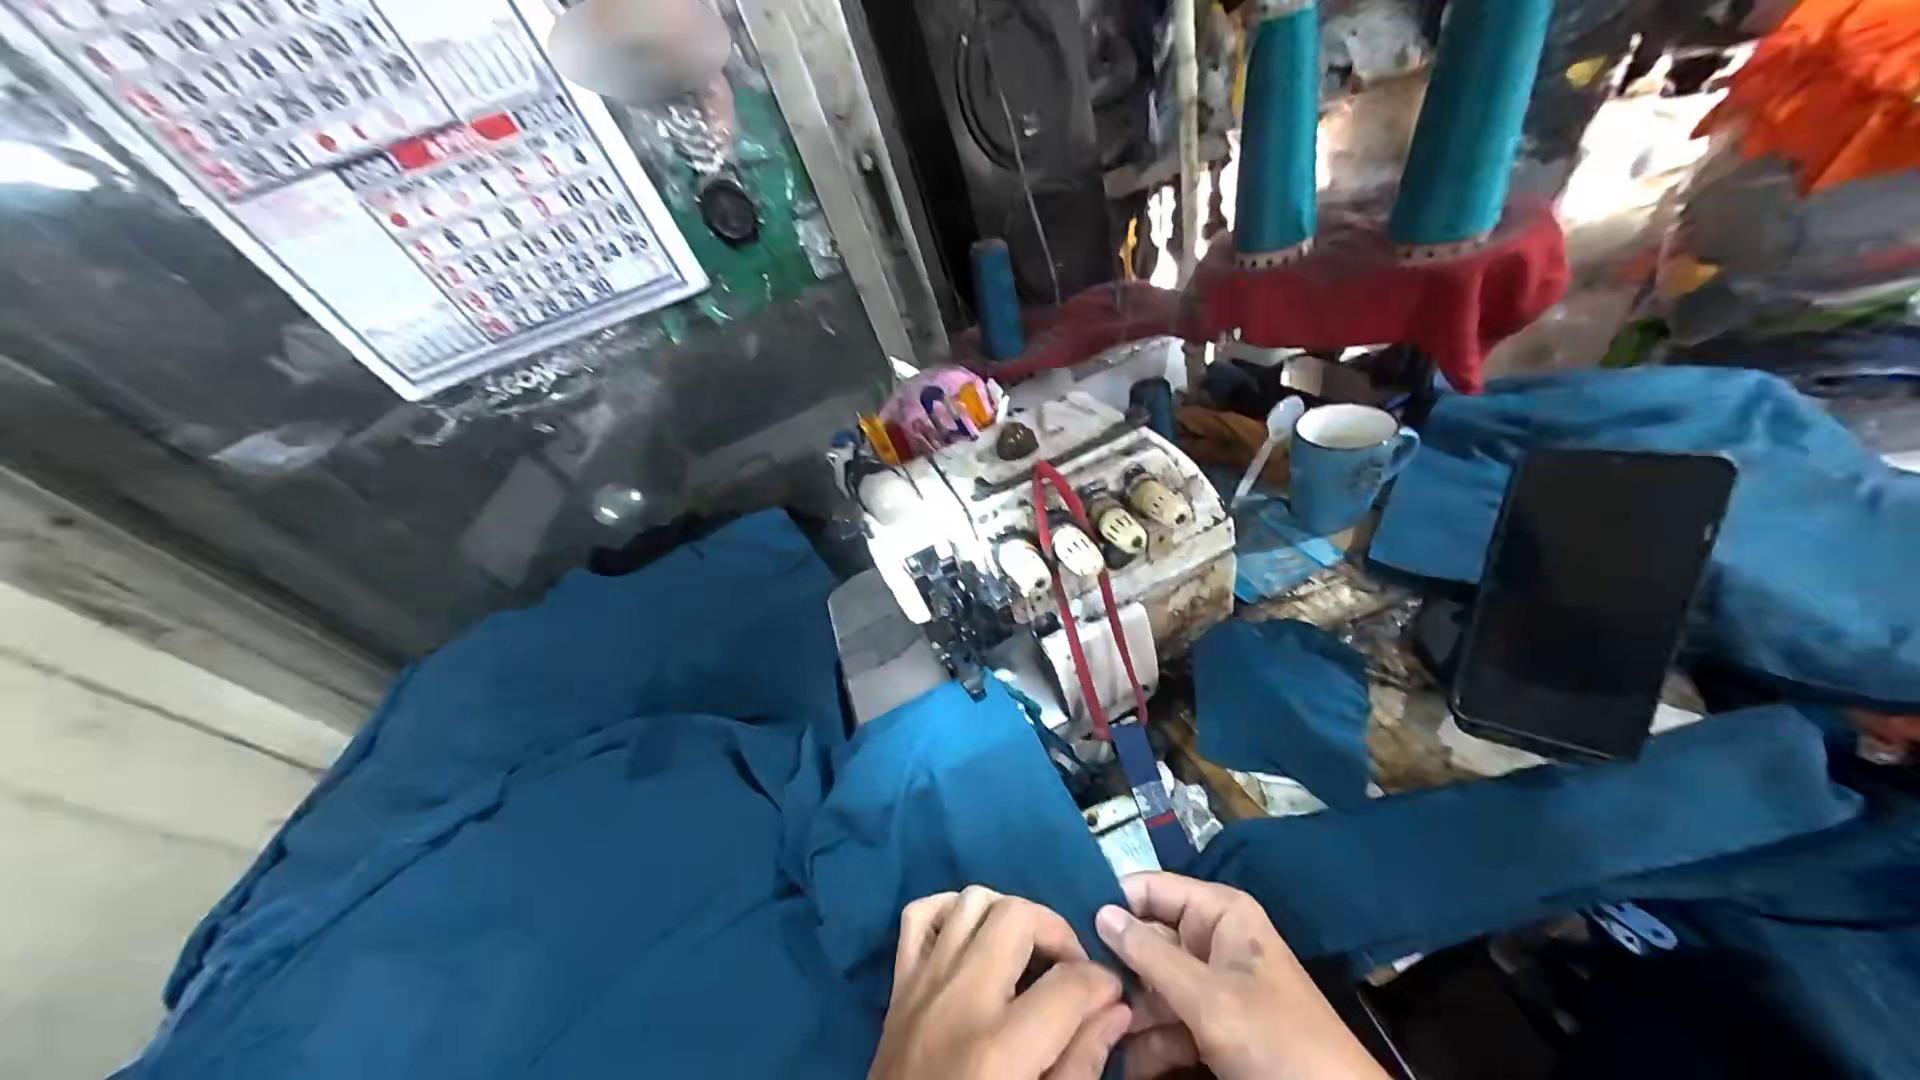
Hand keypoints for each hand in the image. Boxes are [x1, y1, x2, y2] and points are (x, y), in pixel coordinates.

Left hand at [869, 886, 1132, 1079]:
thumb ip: (1082, 1064)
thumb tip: (1115, 1008)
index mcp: (998, 1049)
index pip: (1067, 985)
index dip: (1104, 984)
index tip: (1113, 994)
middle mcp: (959, 999)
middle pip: (1016, 917)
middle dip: (1057, 931)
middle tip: (1073, 967)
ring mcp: (923, 984)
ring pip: (971, 901)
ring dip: (1007, 913)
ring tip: (1027, 950)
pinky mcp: (899, 983)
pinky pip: (919, 914)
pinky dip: (949, 909)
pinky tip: (973, 935)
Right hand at [1096, 872, 1389, 1079]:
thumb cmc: (1278, 1044)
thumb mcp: (1209, 999)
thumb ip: (1149, 954)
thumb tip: (1099, 911)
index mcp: (1217, 912)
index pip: (1149, 889)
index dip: (1111, 905)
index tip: (1068, 928)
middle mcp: (1209, 938)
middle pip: (1145, 938)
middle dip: (1115, 968)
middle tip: (1076, 990)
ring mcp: (1209, 984)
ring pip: (1150, 983)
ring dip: (1127, 1011)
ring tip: (1096, 1030)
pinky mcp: (1210, 1025)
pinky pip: (1166, 1020)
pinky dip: (1147, 1041)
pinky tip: (1124, 1058)